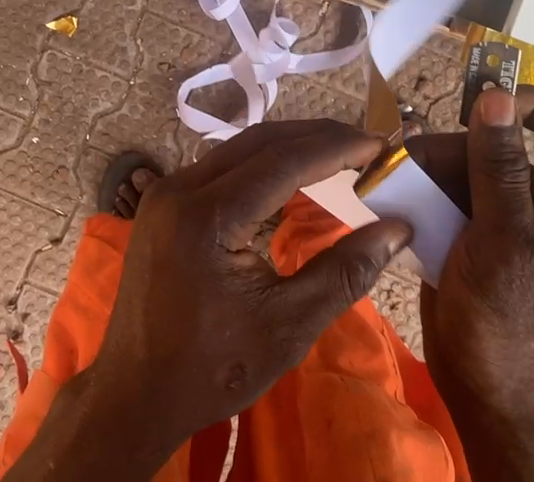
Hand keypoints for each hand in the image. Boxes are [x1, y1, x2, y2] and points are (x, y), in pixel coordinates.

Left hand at [8, 119, 413, 480]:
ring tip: (341, 154)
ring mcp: (166, 192)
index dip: (336, 148)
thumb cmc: (212, 369)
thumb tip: (398, 229)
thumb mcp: (288, 327)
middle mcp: (179, 189)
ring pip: (240, 149)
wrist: (135, 395)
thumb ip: (345, 271)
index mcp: (205, 216)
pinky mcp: (164, 203)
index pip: (282, 161)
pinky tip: (296, 175)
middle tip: (368, 145)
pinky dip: (265, 164)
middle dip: (318, 138)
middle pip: (260, 142)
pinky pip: (223, 167)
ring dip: (292, 146)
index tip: (380, 145)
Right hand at [408, 86, 533, 481]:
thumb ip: (499, 171)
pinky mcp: (471, 240)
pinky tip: (392, 201)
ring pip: (464, 169)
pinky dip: (419, 195)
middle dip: (453, 147)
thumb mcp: (508, 246)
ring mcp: (503, 223)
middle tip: (406, 159)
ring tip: (389, 180)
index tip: (480, 106)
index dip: (531, 102)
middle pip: (500, 145)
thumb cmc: (515, 332)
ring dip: (427, 170)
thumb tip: (495, 99)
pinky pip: (445, 199)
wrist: (492, 406)